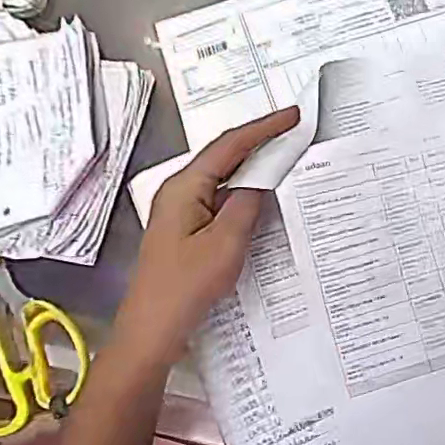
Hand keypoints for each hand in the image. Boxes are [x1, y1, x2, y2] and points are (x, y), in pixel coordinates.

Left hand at [113, 108, 299, 367]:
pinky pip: (219, 203)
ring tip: (283, 162)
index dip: (262, 129)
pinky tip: (262, 202)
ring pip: (223, 181)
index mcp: (184, 187)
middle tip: (291, 134)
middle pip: (223, 158)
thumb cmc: (185, 287)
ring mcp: (180, 212)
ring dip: (252, 171)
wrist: (153, 328)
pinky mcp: (186, 231)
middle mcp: (179, 192)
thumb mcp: (225, 244)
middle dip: (258, 144)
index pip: (228, 146)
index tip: (290, 116)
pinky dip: (243, 197)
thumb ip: (247, 205)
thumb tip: (261, 181)